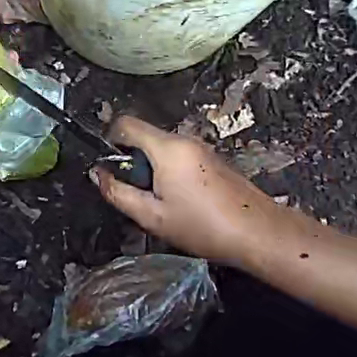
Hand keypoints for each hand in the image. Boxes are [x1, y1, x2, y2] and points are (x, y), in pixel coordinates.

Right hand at [92, 116, 297, 267]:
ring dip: (152, 170)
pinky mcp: (212, 160)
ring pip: (162, 149)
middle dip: (133, 162)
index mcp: (167, 147)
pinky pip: (180, 157)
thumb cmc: (202, 226)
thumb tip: (97, 174)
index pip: (126, 124)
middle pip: (144, 137)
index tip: (110, 169)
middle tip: (137, 195)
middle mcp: (184, 140)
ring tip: (161, 204)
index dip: (110, 141)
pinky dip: (170, 173)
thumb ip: (119, 193)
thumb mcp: (152, 217)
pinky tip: (181, 203)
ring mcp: (201, 148)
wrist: (258, 233)